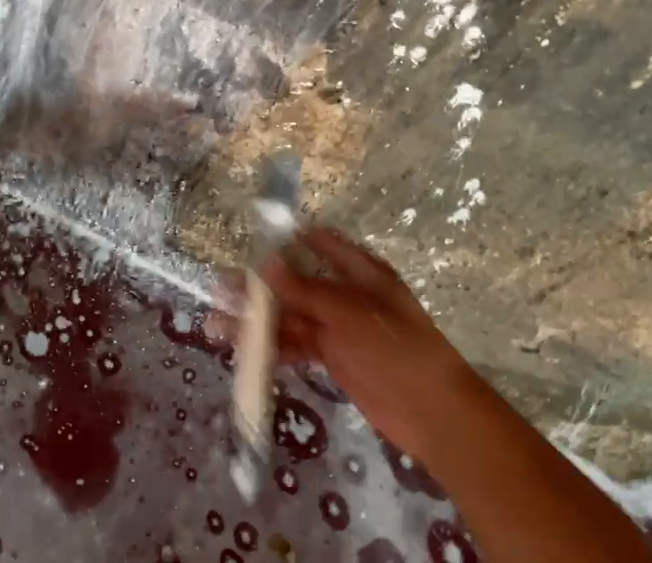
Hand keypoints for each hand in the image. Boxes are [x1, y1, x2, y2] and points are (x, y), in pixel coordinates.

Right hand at [214, 227, 474, 460]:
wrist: (432, 412)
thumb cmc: (398, 349)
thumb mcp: (350, 314)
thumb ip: (306, 290)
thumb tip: (266, 262)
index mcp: (360, 271)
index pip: (320, 244)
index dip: (287, 240)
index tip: (248, 239)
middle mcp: (346, 294)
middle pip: (296, 283)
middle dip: (259, 286)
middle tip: (219, 288)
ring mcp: (339, 327)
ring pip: (291, 316)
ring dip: (258, 320)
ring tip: (218, 324)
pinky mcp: (333, 357)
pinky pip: (297, 344)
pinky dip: (272, 346)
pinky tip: (244, 350)